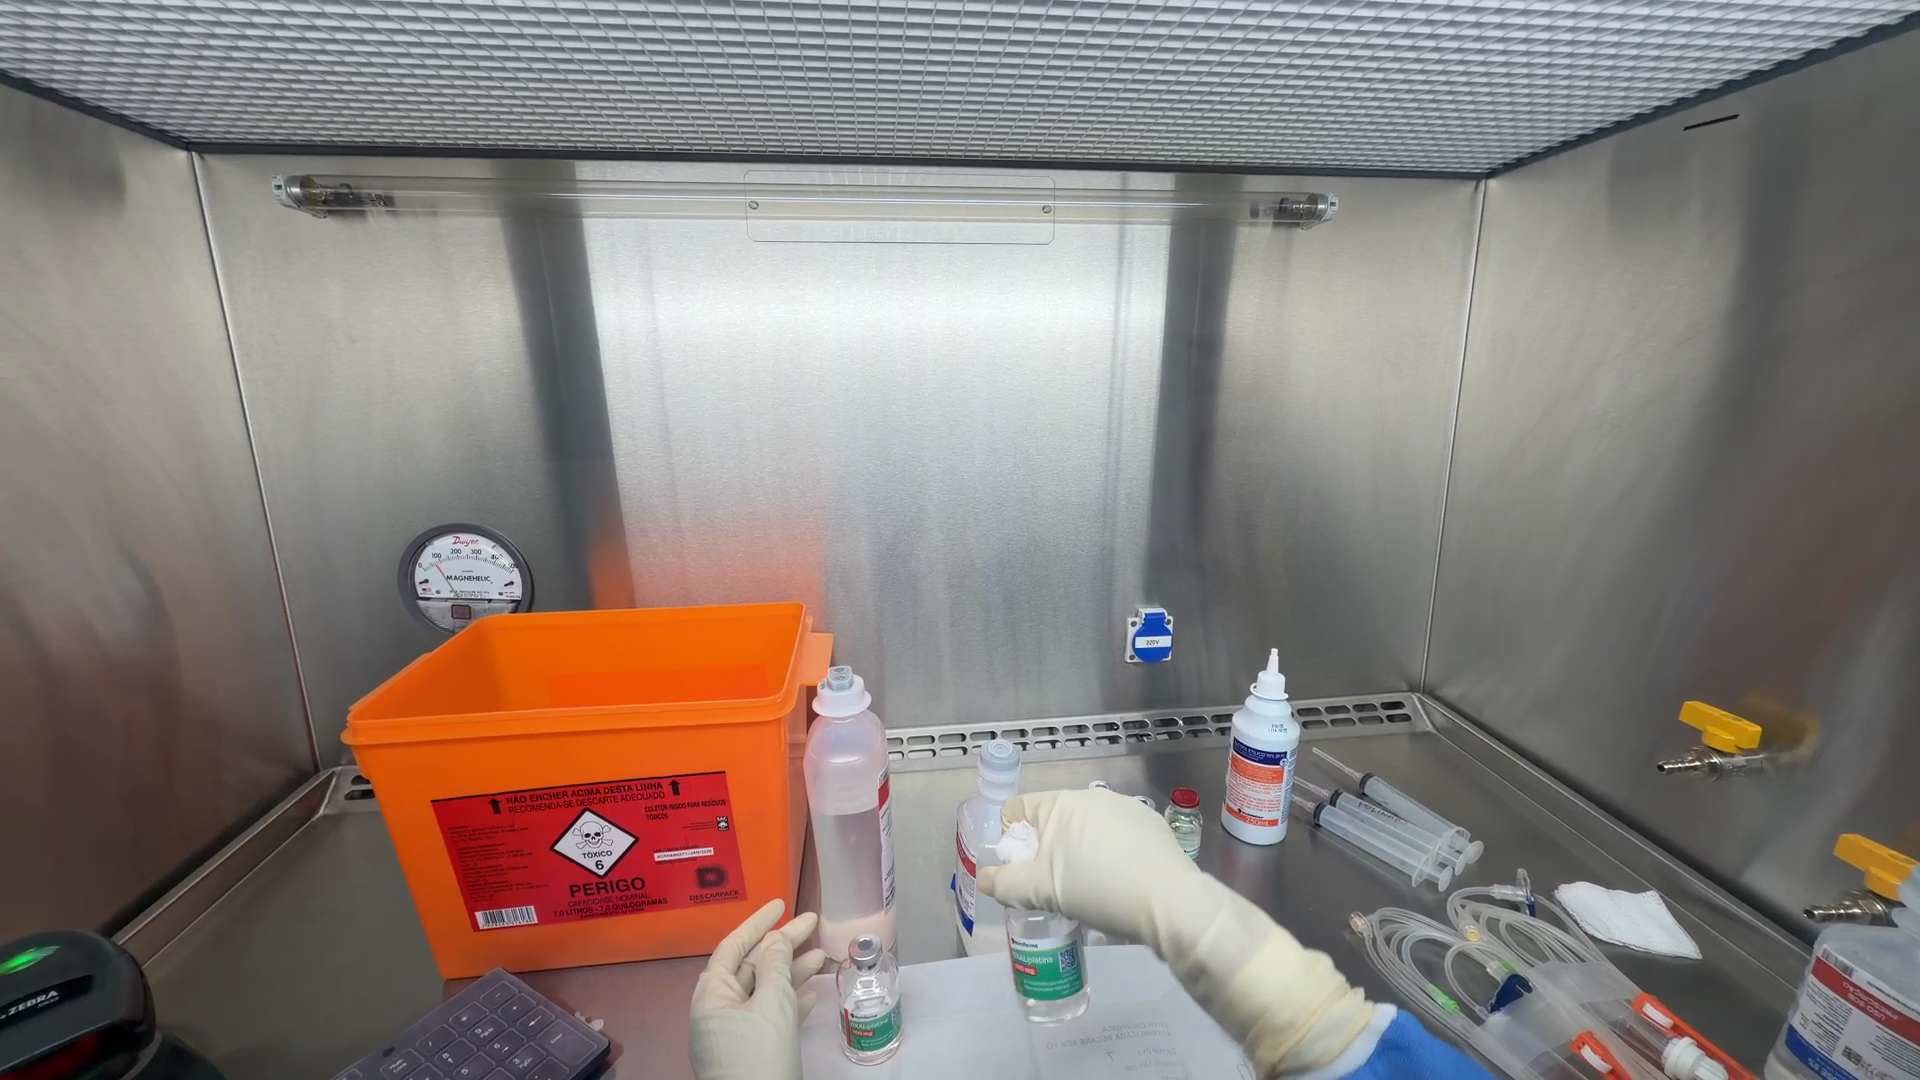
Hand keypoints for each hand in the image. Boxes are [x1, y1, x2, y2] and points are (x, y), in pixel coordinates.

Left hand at [688, 899, 828, 1079]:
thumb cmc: (760, 1054)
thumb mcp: (771, 1002)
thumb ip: (775, 964)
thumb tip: (775, 938)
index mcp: (712, 996)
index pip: (733, 947)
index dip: (757, 923)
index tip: (780, 903)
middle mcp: (719, 1012)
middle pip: (752, 966)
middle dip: (782, 944)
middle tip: (813, 922)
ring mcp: (735, 1035)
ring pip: (765, 991)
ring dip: (793, 971)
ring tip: (822, 954)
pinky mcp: (752, 1054)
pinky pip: (771, 1016)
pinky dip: (792, 1001)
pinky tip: (813, 993)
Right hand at [978, 789, 1379, 1078]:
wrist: (1171, 902)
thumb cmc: (1099, 889)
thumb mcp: (1042, 892)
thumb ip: (1005, 883)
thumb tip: (982, 877)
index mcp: (1059, 803)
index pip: (1017, 809)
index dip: (1010, 840)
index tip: (1020, 870)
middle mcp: (1090, 796)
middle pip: (1051, 819)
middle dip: (1045, 849)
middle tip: (1053, 886)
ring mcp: (1124, 807)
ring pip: (1084, 828)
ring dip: (1077, 851)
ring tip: (1087, 889)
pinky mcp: (1151, 825)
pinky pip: (1115, 836)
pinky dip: (1108, 853)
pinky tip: (1119, 883)